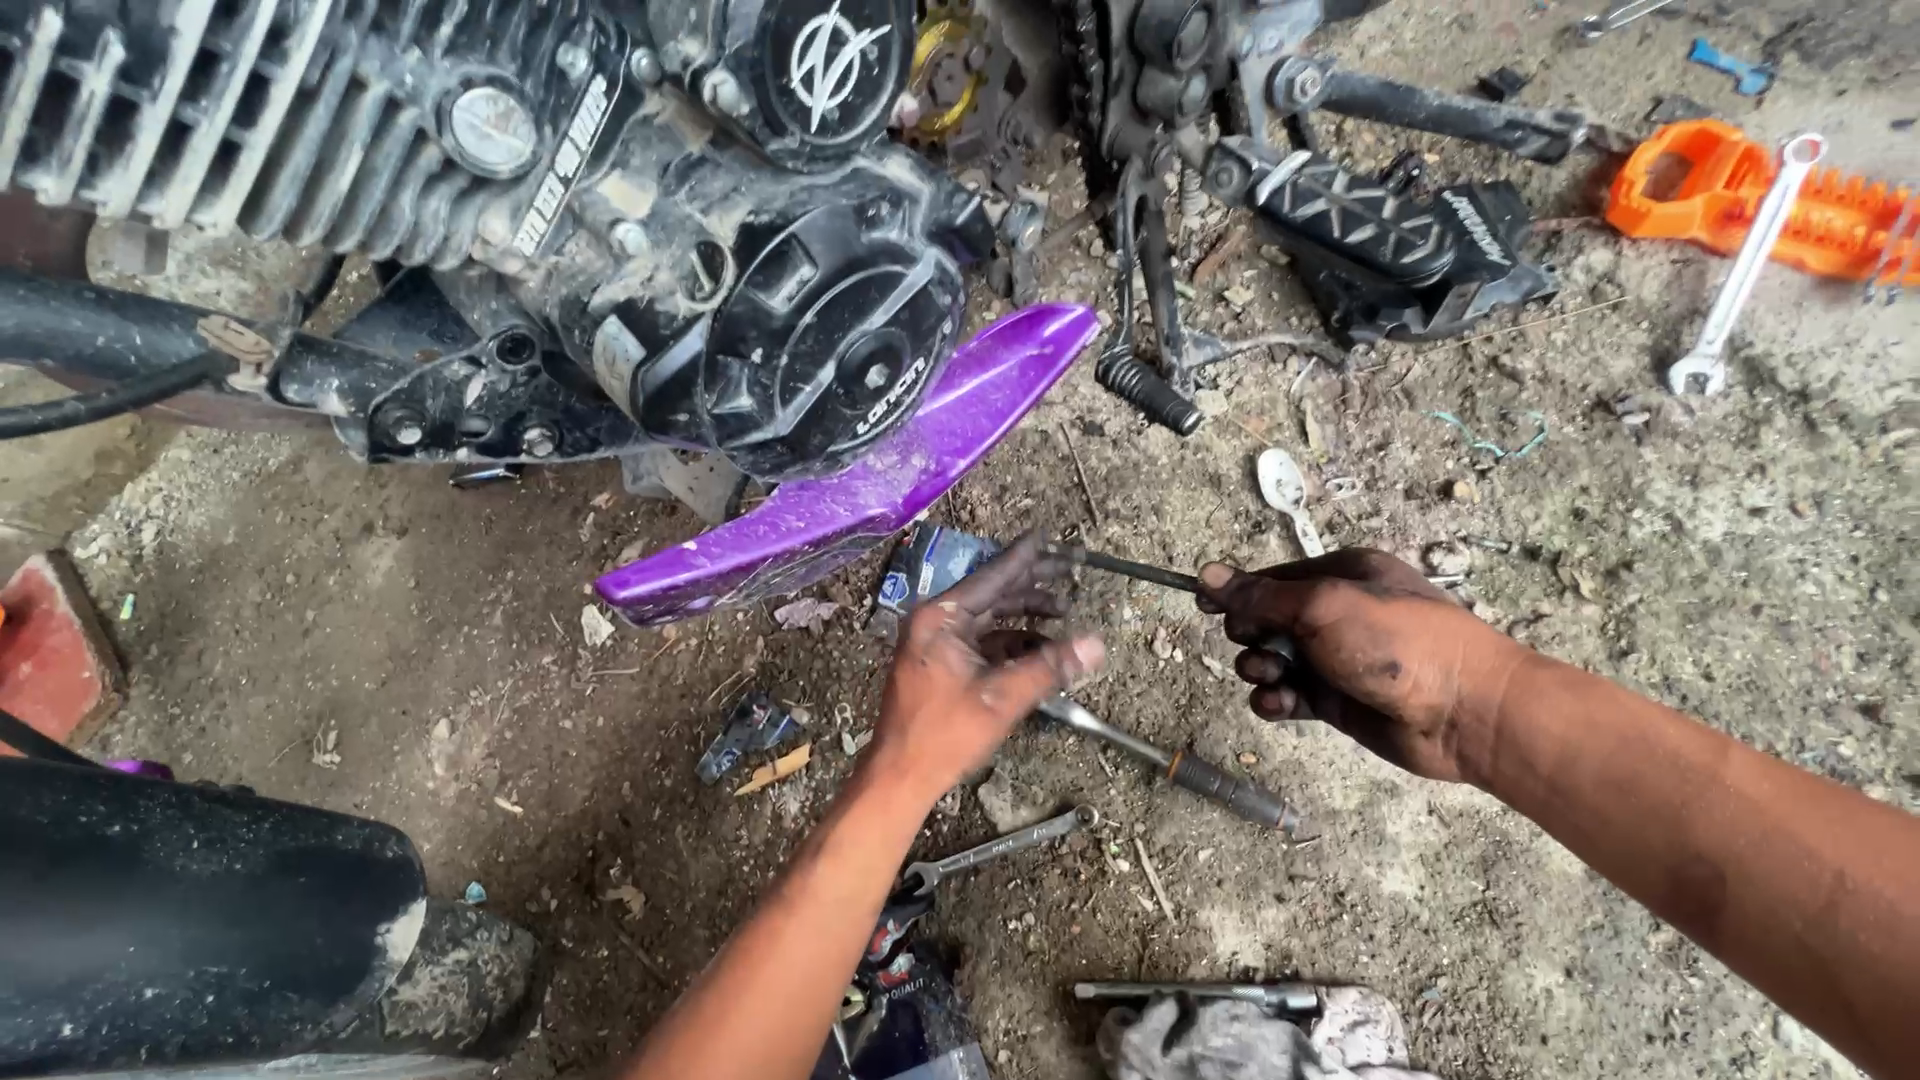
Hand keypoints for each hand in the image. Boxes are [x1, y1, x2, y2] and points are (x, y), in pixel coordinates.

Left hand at [867, 533, 1105, 803]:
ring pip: (988, 619)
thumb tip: (1095, 644)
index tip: (1047, 537)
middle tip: (1068, 571)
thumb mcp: (1002, 698)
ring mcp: (936, 644)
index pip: (992, 577)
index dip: (1024, 558)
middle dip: (1031, 586)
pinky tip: (1039, 648)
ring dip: (1024, 616)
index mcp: (941, 617)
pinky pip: (982, 643)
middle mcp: (935, 622)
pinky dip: (1010, 643)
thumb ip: (1050, 667)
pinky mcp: (941, 665)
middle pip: (992, 593)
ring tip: (1062, 613)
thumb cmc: (944, 734)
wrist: (900, 774)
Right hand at [1195, 549, 1522, 783]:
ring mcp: (1336, 659)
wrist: (1467, 713)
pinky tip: (1278, 705)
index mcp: (1341, 575)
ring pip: (1271, 659)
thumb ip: (1260, 594)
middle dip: (1250, 634)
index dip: (1236, 593)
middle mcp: (1337, 613)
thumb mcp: (1323, 607)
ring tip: (1271, 678)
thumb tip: (1205, 573)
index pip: (1271, 578)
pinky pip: (1287, 695)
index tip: (1202, 606)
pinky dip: (1274, 700)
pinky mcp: (1335, 701)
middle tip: (1257, 644)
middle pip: (1265, 619)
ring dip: (1259, 669)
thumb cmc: (1396, 643)